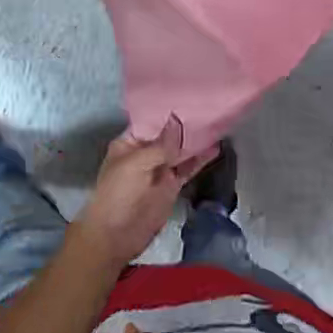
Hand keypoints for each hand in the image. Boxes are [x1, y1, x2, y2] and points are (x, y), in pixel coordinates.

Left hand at [69, 116, 211, 269]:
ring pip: (180, 150)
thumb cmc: (118, 194)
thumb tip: (177, 121)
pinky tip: (216, 148)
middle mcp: (145, 152)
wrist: (116, 235)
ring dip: (196, 140)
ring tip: (217, 123)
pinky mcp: (171, 185)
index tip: (189, 97)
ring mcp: (159, 169)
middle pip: (168, 135)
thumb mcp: (135, 164)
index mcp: (129, 142)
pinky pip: (187, 168)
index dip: (168, 111)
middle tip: (209, 106)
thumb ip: (160, 145)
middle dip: (185, 123)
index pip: (151, 121)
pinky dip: (200, 159)